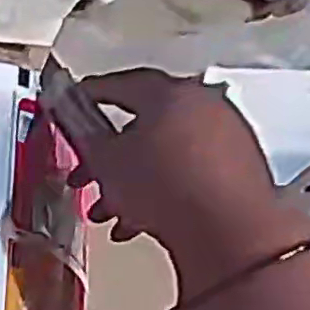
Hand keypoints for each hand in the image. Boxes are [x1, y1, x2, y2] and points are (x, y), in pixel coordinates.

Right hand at [64, 68, 309, 292]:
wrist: (222, 225)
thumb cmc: (163, 186)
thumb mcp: (105, 161)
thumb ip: (87, 137)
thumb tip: (79, 123)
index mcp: (171, 94)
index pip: (123, 84)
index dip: (93, 92)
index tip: (75, 99)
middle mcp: (203, 105)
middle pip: (142, 124)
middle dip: (107, 154)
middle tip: (84, 173)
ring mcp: (224, 135)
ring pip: (160, 153)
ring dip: (128, 179)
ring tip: (108, 208)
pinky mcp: (234, 165)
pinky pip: (182, 172)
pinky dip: (156, 190)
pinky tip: (137, 219)